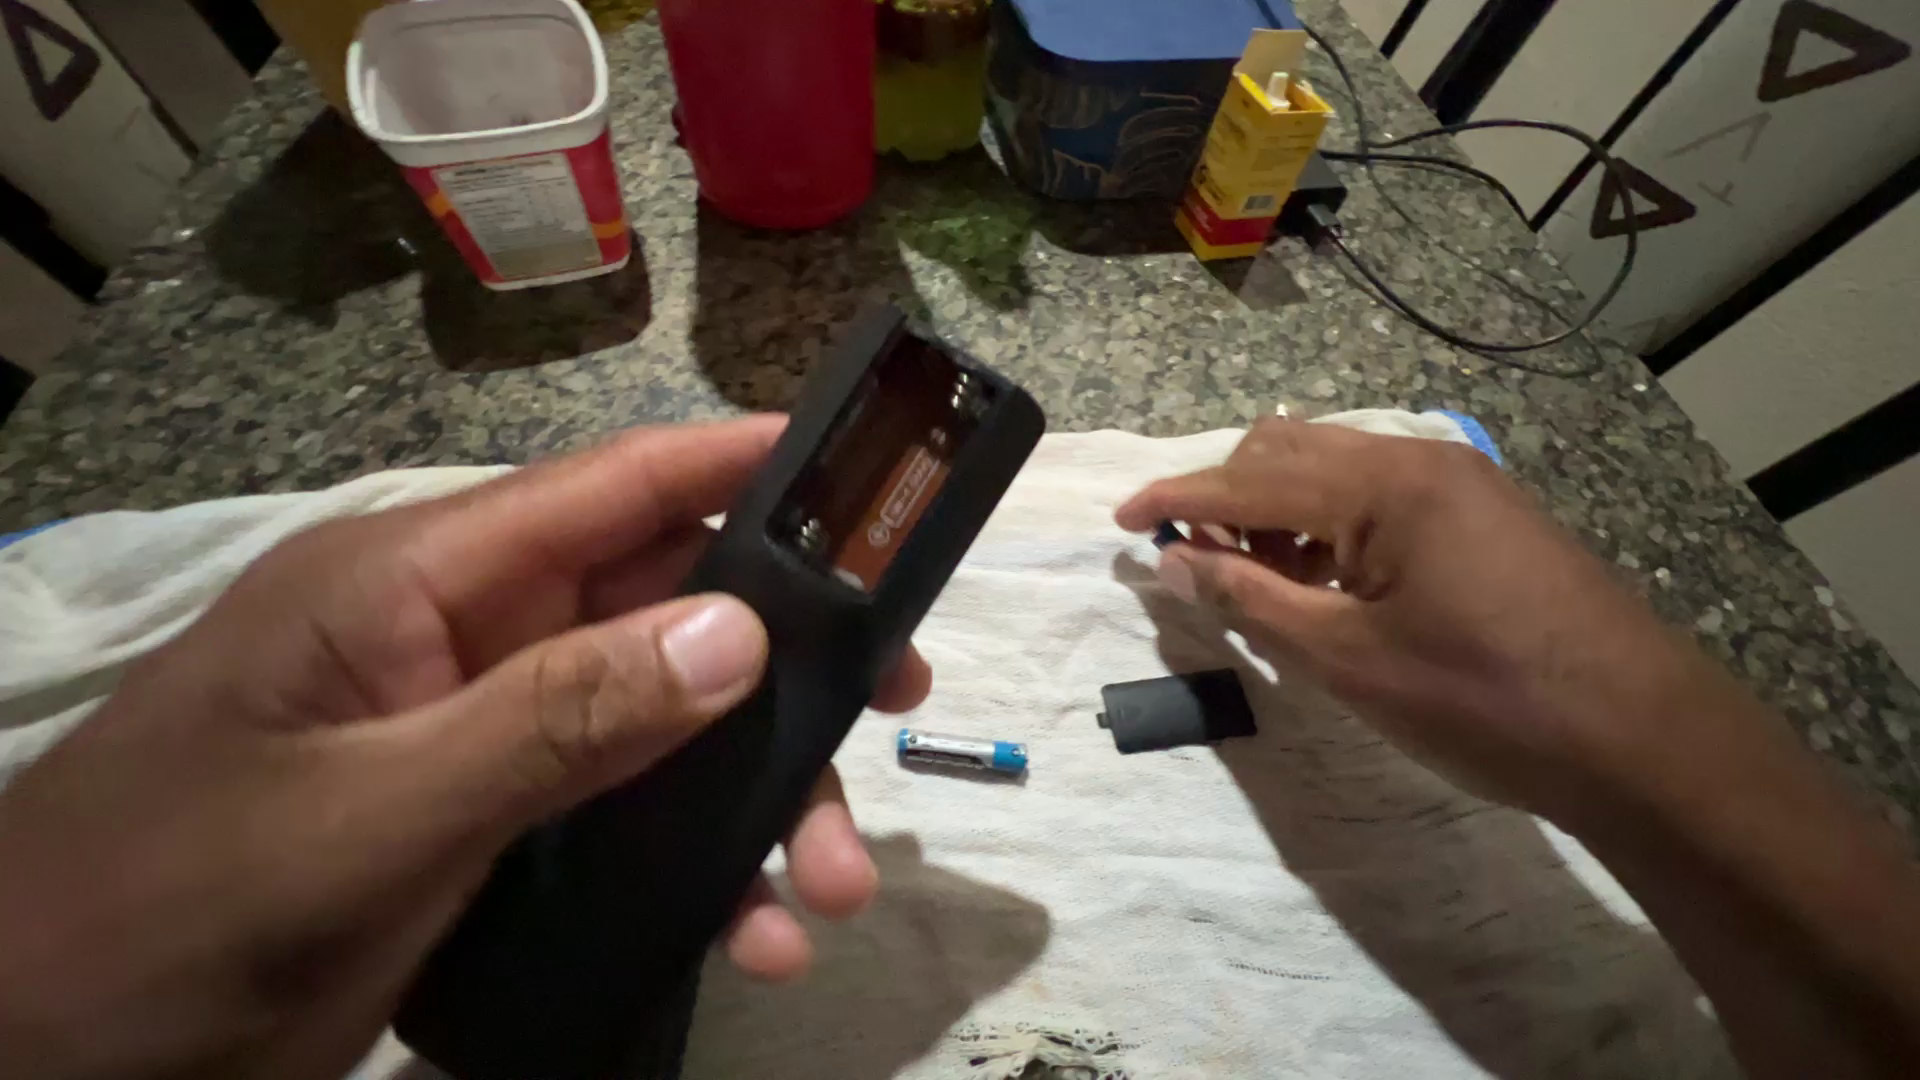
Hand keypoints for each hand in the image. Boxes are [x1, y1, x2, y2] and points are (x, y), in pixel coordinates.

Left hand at [0, 417, 930, 1079]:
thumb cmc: (155, 931)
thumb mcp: (365, 824)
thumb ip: (554, 721)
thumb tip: (740, 638)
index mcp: (431, 579)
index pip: (620, 487)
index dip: (741, 462)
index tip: (852, 466)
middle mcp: (489, 630)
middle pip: (682, 609)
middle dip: (796, 663)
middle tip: (898, 694)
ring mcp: (510, 720)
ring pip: (683, 721)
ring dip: (769, 798)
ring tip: (835, 884)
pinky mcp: (522, 802)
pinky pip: (648, 807)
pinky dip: (712, 865)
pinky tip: (757, 932)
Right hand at [1115, 418, 1711, 825]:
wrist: (1647, 744)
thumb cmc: (1480, 701)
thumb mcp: (1342, 656)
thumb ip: (1245, 596)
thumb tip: (1171, 562)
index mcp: (1383, 484)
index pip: (1248, 478)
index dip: (1175, 498)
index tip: (1120, 520)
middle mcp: (1417, 460)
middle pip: (1284, 451)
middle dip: (1224, 498)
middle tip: (1195, 561)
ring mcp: (1454, 480)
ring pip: (1327, 468)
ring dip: (1271, 511)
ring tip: (1253, 578)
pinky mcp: (1475, 510)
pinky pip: (1370, 495)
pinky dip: (1321, 526)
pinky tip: (1318, 579)